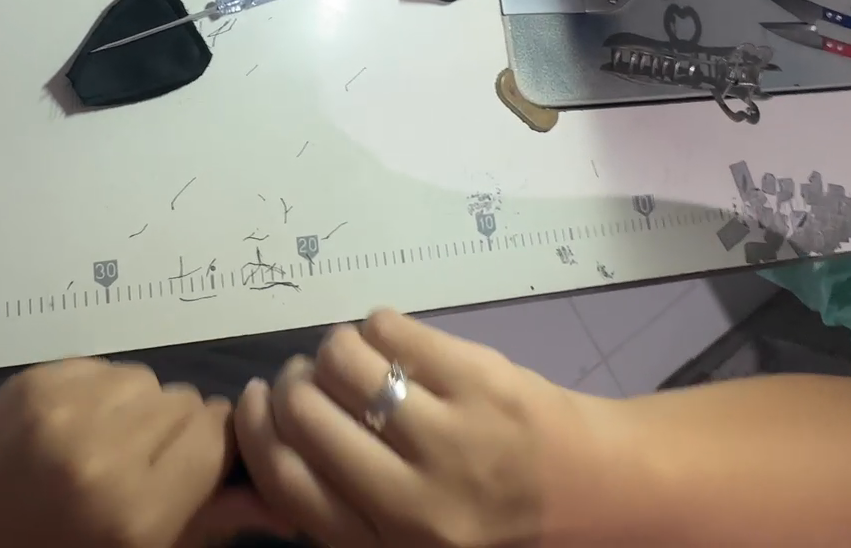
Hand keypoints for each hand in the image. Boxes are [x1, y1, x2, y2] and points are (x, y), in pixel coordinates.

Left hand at [0, 358, 272, 547]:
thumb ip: (203, 523)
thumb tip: (272, 497)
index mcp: (132, 512)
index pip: (216, 435)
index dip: (214, 449)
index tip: (198, 466)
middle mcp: (104, 449)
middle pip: (186, 402)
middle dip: (176, 432)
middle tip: (143, 466)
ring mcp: (65, 404)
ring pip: (148, 380)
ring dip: (140, 409)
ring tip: (106, 445)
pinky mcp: (39, 375)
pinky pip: (108, 367)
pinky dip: (104, 393)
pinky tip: (75, 426)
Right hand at [233, 309, 613, 545]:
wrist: (595, 489)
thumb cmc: (490, 520)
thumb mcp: (407, 539)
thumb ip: (339, 509)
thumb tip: (259, 457)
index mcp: (391, 546)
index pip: (288, 480)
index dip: (255, 427)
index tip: (254, 397)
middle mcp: (416, 501)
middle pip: (305, 409)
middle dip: (293, 380)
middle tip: (309, 375)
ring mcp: (450, 435)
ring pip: (341, 357)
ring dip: (336, 348)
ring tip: (359, 359)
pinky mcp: (477, 377)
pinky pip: (385, 325)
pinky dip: (377, 327)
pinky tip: (400, 346)